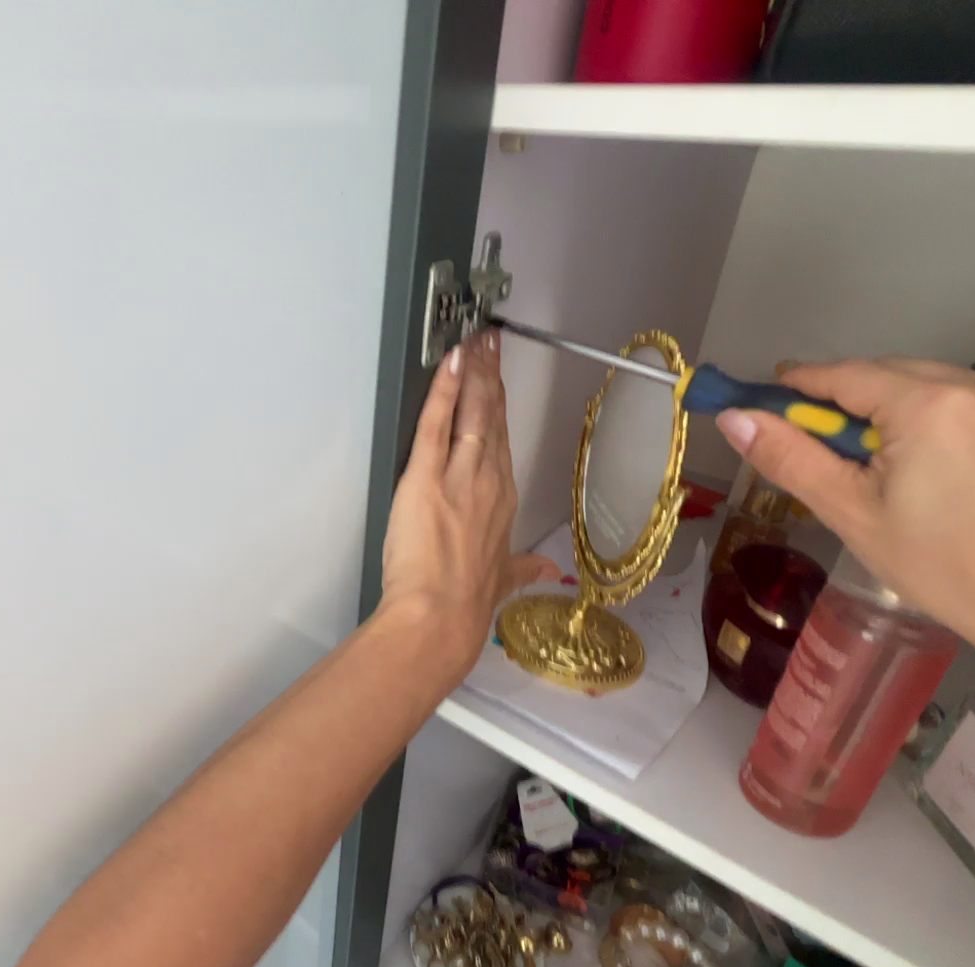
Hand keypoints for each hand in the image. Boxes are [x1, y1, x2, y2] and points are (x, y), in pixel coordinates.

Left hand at [379, 329, 559, 680]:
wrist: (440, 616)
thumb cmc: (468, 603)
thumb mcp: (503, 581)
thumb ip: (525, 569)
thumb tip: (548, 571)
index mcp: (504, 501)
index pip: (502, 441)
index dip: (500, 406)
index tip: (499, 380)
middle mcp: (489, 481)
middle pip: (491, 418)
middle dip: (490, 376)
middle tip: (487, 342)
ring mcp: (461, 476)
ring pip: (471, 413)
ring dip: (473, 373)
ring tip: (473, 341)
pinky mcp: (426, 477)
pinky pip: (437, 424)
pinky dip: (444, 390)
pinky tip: (449, 362)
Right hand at [713, 358, 974, 657]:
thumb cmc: (940, 566)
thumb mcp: (849, 512)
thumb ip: (788, 457)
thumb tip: (733, 418)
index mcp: (934, 405)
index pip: (845, 375)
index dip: (796, 386)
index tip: (760, 403)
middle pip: (887, 373)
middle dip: (841, 400)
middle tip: (810, 445)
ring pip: (926, 383)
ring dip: (885, 408)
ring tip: (868, 463)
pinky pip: (963, 399)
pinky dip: (927, 417)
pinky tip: (920, 463)